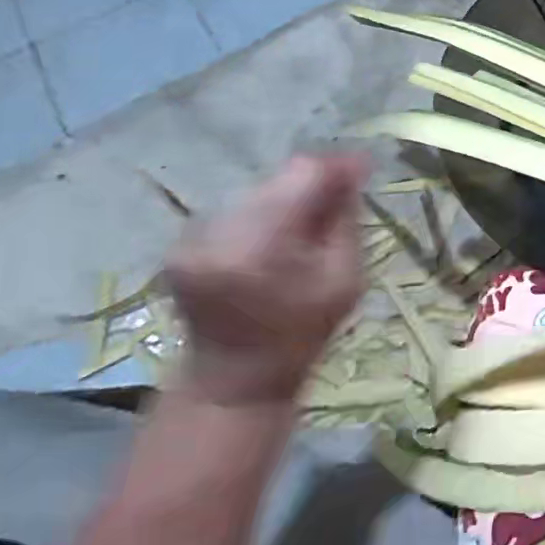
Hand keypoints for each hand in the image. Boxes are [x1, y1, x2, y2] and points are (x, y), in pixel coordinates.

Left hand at [165, 154, 368, 403]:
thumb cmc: (301, 332)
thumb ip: (346, 220)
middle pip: (278, 180)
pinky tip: (275, 238)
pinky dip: (262, 213)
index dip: (335, 166)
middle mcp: (218, 233)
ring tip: (307, 222)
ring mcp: (193, 238)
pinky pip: (236, 208)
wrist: (235, 377)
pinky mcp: (181, 243)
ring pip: (256, 190)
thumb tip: (352, 171)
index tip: (363, 167)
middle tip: (341, 197)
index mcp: (260, 246)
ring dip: (287, 197)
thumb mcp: (346, 279)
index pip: (302, 175)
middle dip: (313, 183)